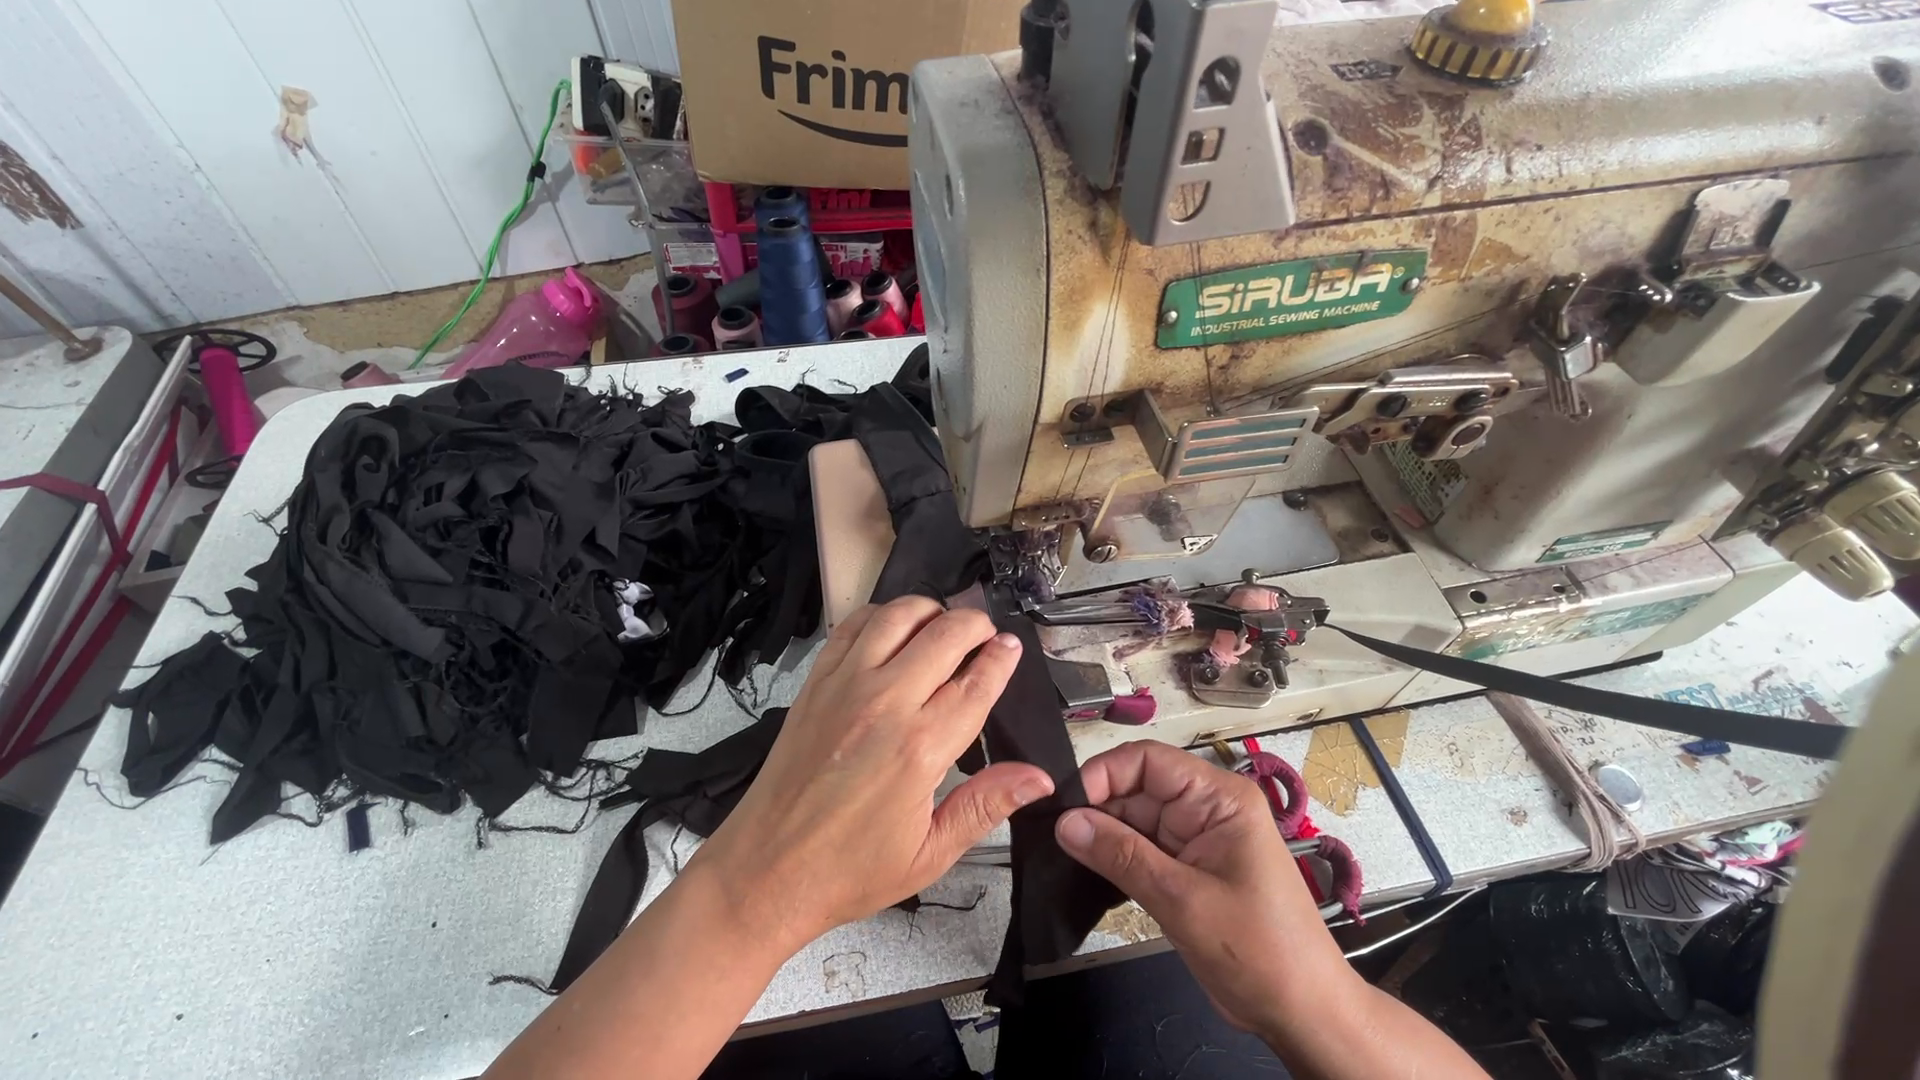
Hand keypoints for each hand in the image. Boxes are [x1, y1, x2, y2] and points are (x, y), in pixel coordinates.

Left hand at [693, 596, 1054, 951]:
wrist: (766, 869)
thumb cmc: (851, 870)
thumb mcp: (930, 853)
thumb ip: (986, 804)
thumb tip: (1040, 777)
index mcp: (921, 748)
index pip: (976, 683)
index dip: (1001, 658)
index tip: (1012, 647)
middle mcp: (885, 703)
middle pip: (944, 635)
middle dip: (975, 625)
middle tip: (986, 635)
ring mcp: (845, 686)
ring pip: (898, 616)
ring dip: (930, 611)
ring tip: (943, 626)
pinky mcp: (816, 683)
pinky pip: (852, 626)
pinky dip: (880, 616)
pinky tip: (894, 631)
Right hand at [1054, 741, 1355, 1036]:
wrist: (1303, 1013)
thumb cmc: (1258, 949)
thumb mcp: (1183, 900)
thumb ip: (1122, 856)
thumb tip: (1065, 822)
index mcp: (1219, 799)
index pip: (1148, 761)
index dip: (1104, 774)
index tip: (1063, 806)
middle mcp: (1205, 810)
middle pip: (1136, 789)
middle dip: (1095, 809)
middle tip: (1051, 836)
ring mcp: (1194, 841)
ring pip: (1132, 822)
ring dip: (1100, 837)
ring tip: (1058, 853)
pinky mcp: (1185, 871)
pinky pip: (1139, 851)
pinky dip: (1113, 860)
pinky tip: (1083, 872)